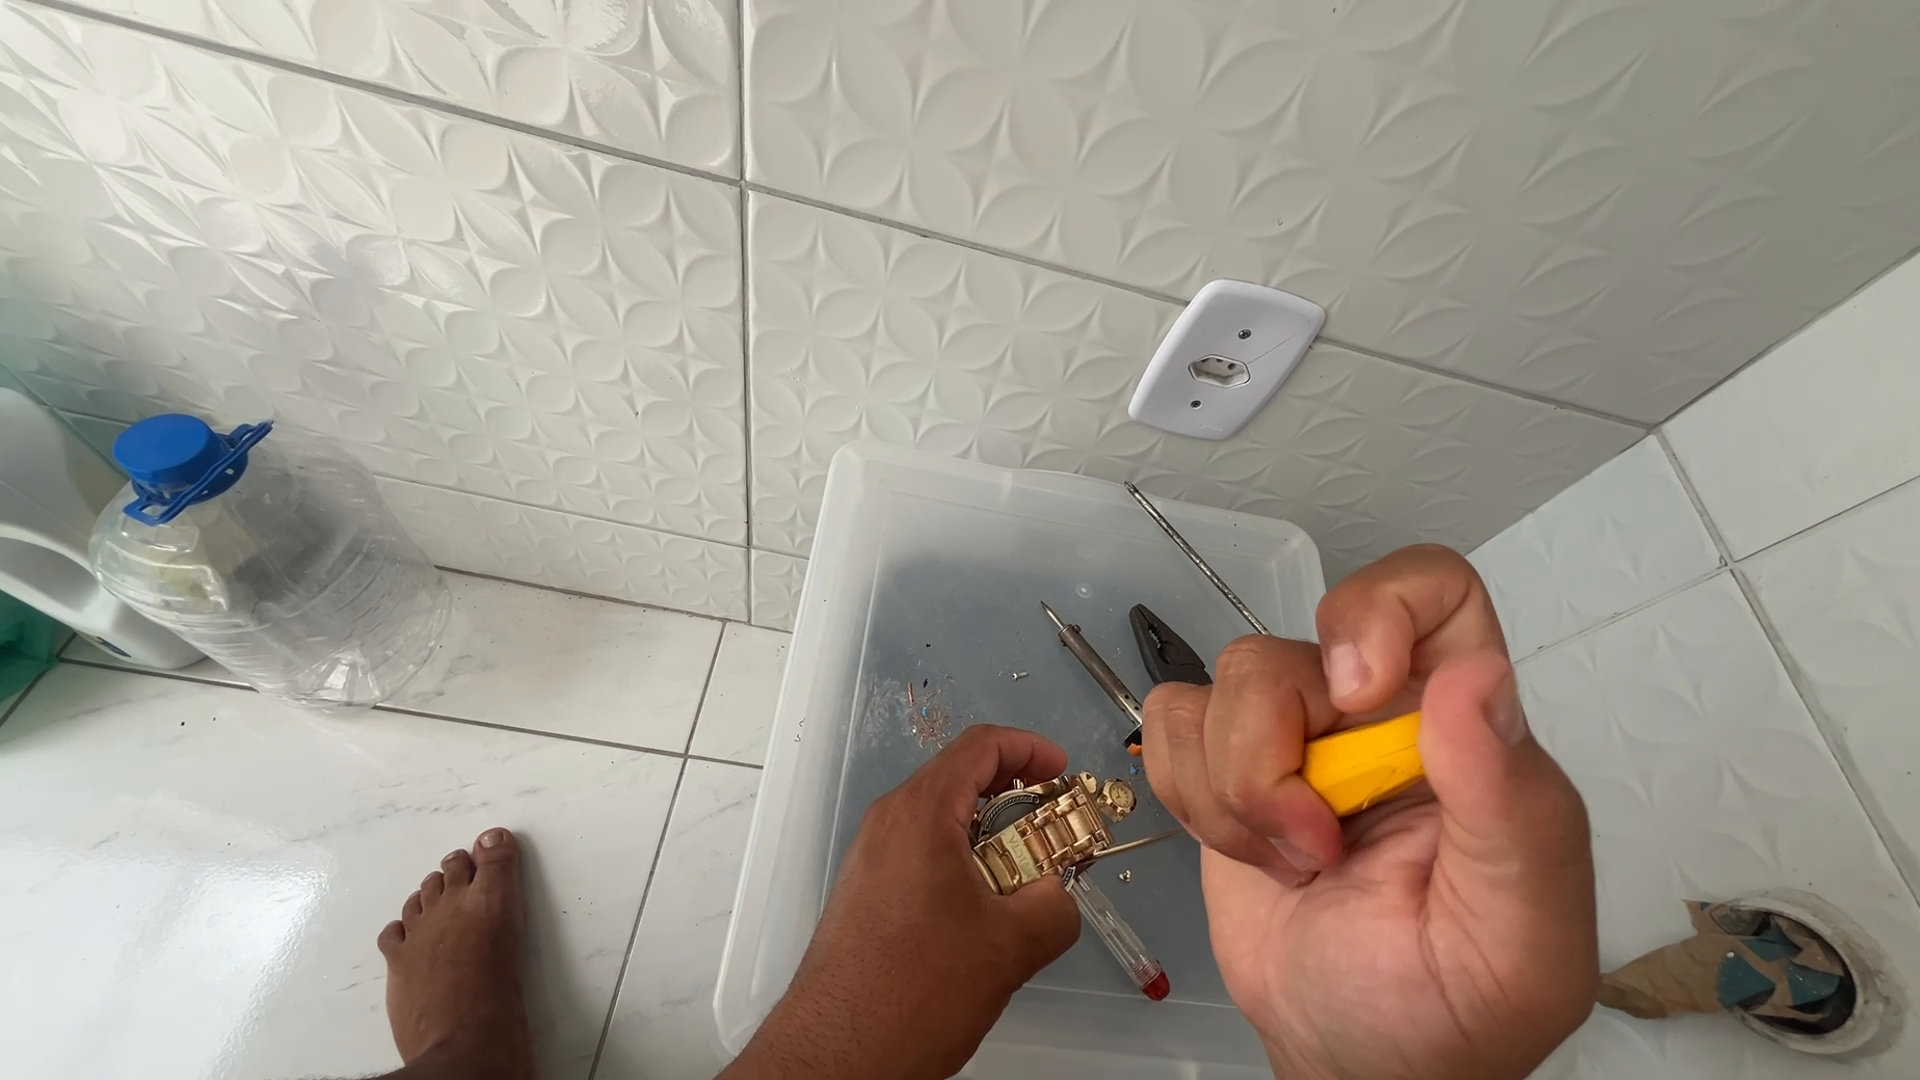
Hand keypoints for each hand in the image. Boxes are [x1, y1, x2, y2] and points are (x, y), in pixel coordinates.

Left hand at [724, 725, 1081, 1079]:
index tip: (1061, 771)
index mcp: (922, 812)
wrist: (835, 1054)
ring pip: (940, 814)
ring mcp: (872, 852)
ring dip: (989, 827)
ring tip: (1026, 866)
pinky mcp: (866, 885)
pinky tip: (984, 900)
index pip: (979, 746)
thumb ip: (1054, 908)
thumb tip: (1059, 897)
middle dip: (1014, 790)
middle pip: (958, 775)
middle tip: (1054, 820)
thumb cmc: (918, 986)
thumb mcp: (1009, 947)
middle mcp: (890, 819)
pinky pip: (921, 846)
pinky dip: (961, 853)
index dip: (1028, 748)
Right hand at [1141, 545, 1596, 1079]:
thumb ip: (1515, 812)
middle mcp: (1362, 707)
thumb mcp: (1514, 939)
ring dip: (1229, 796)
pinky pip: (1166, 722)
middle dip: (1268, 763)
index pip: (1430, 588)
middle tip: (1310, 850)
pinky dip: (1186, 794)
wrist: (1339, 1048)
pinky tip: (1236, 847)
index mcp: (1452, 723)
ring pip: (1214, 686)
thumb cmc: (1442, 1008)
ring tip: (1282, 863)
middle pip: (1278, 654)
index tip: (1353, 694)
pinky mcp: (1212, 754)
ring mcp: (1281, 728)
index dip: (1379, 607)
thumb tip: (1474, 675)